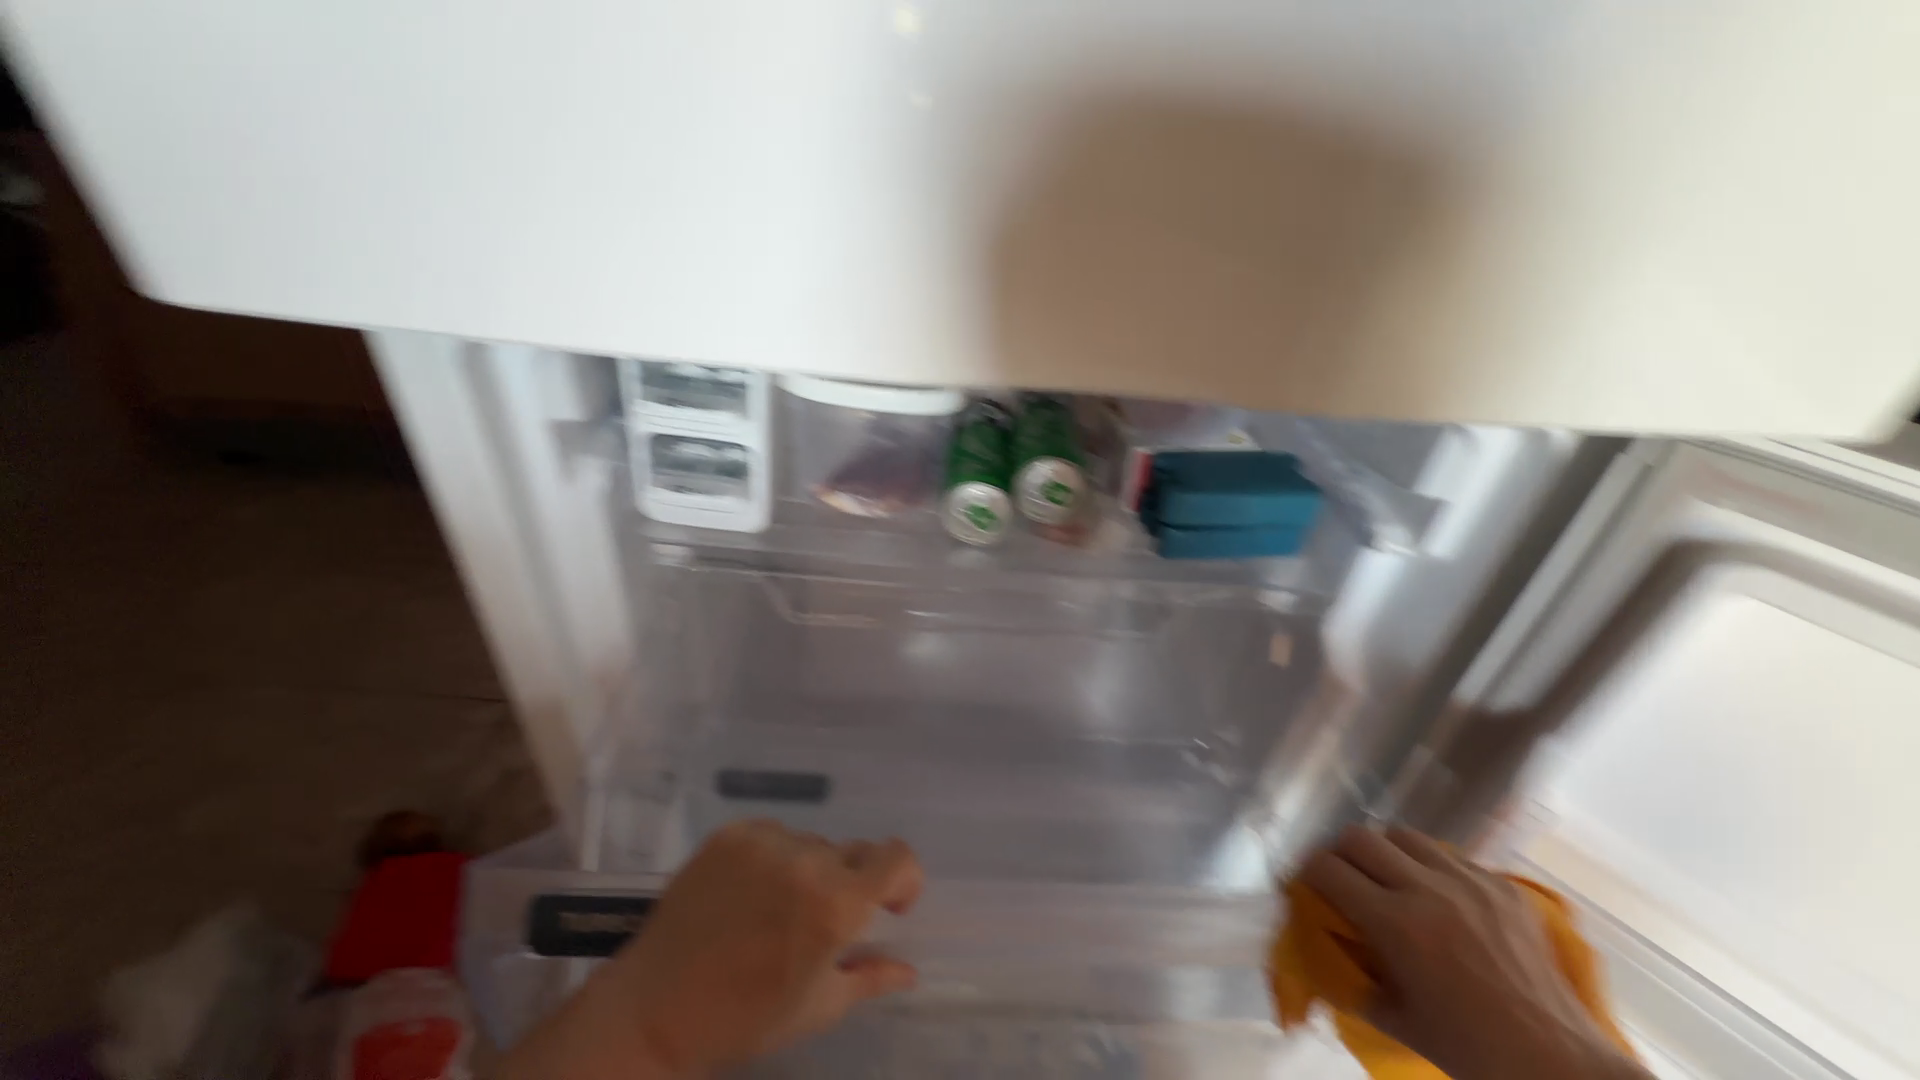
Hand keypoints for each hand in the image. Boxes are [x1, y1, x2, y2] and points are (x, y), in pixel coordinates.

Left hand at [499, 820, 924, 1079]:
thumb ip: (871, 978)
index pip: (898, 857)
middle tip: (819, 921)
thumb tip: (909, 970)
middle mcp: (806, 860)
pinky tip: (746, 894)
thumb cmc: (744, 1017)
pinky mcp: (729, 835)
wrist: (653, 1010)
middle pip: (855, 851)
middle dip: (851, 883)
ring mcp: (764, 842)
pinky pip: (772, 835)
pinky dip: (772, 859)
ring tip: (773, 911)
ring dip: (809, 870)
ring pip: (812, 845)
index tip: (886, 907)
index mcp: (836, 903)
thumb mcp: (818, 1007)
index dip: (903, 880)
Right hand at [1298, 826, 1648, 1079]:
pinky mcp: (1504, 886)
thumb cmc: (1468, 1050)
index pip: (1327, 868)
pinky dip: (1432, 867)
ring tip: (1391, 881)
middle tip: (1342, 880)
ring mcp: (1471, 882)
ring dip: (1386, 853)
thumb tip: (1321, 948)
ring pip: (1404, 835)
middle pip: (1359, 836)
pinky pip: (1452, 855)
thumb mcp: (1393, 1017)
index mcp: (1395, 923)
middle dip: (1340, 854)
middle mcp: (1428, 889)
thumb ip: (1350, 975)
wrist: (1555, 1062)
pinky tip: (1440, 898)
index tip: (1305, 887)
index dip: (1306, 873)